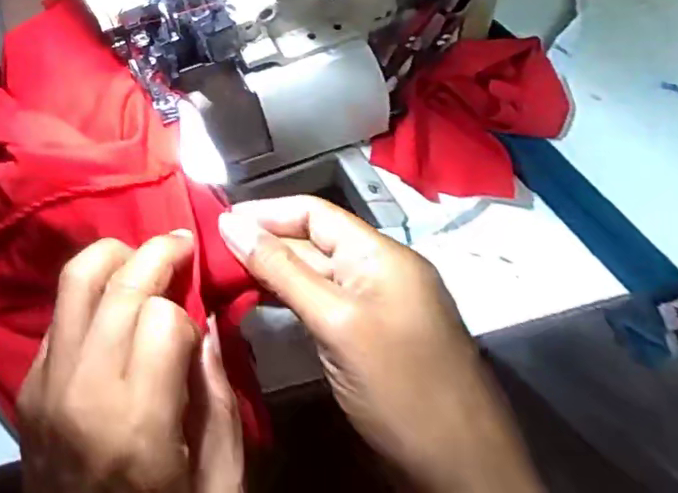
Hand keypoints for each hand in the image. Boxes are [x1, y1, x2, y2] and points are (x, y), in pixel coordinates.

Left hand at [19, 233, 244, 492]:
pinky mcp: (26, 382)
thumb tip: (205, 322)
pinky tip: (111, 299)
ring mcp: (45, 382)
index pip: (162, 318)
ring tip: (142, 258)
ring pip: (75, 278)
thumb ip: (218, 397)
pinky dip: (88, 290)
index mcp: (136, 422)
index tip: (196, 329)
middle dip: (157, 253)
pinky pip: (58, 310)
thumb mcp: (217, 482)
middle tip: (181, 243)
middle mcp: (83, 390)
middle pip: (118, 284)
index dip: (187, 314)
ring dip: (115, 255)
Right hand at [218, 197, 542, 492]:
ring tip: (226, 275)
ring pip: (316, 274)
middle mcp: (379, 270)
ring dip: (273, 272)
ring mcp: (377, 306)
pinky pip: (325, 304)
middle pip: (313, 242)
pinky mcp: (371, 338)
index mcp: (380, 253)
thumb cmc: (400, 388)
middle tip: (213, 252)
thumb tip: (231, 224)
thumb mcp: (335, 323)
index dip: (266, 212)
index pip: (315, 212)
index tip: (220, 221)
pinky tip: (259, 304)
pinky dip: (292, 300)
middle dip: (265, 243)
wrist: (464, 475)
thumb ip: (282, 270)